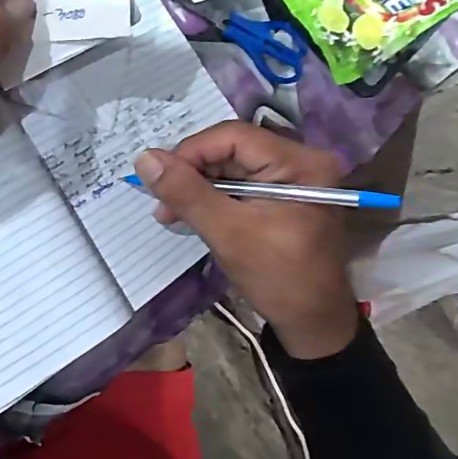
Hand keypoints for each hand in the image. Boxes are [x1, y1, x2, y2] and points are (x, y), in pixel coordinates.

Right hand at [134, 123, 359, 359]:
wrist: (313, 322)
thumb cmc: (277, 277)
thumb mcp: (228, 232)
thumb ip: (186, 192)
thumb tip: (144, 158)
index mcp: (300, 162)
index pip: (233, 137)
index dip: (190, 152)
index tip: (158, 177)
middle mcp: (300, 160)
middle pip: (231, 149)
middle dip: (191, 172)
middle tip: (162, 201)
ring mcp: (292, 178)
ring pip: (231, 166)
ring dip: (197, 186)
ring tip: (171, 213)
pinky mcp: (282, 195)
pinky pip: (239, 183)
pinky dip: (213, 197)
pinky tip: (192, 214)